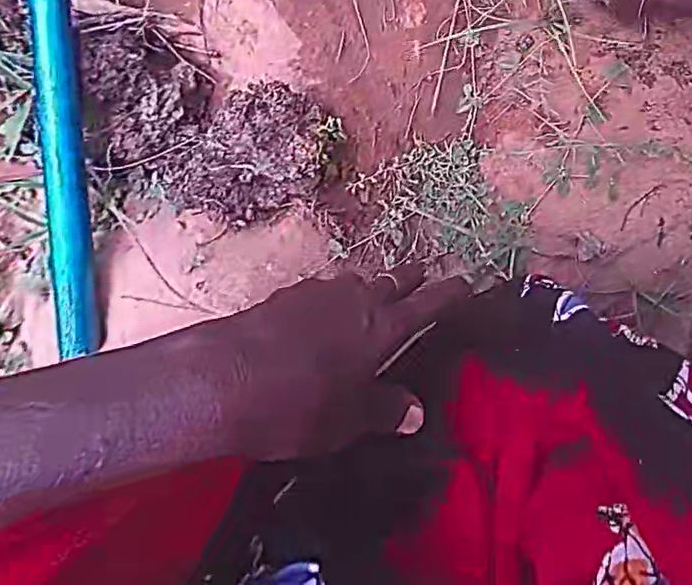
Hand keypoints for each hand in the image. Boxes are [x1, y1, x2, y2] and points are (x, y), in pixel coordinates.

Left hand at [185, 265, 471, 459]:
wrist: (223, 376)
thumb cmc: (296, 405)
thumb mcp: (346, 421)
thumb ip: (384, 411)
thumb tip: (416, 412)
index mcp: (383, 327)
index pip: (429, 304)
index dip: (451, 293)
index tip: (467, 281)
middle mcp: (358, 299)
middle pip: (396, 280)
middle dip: (415, 276)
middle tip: (427, 270)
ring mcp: (322, 291)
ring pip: (360, 282)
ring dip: (372, 287)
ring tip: (374, 296)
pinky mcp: (290, 294)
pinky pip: (325, 291)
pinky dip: (335, 298)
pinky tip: (322, 315)